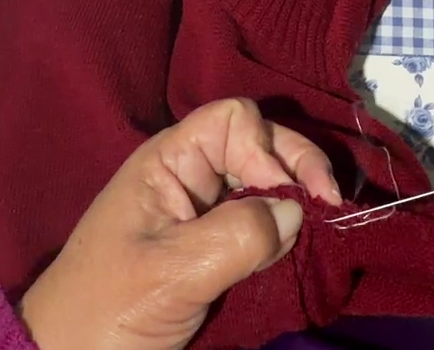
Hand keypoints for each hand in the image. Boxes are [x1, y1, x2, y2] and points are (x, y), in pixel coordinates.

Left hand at [19, 98, 341, 349]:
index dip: (267, 148)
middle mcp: (192, 176)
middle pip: (259, 143)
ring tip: (322, 228)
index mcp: (170, 161)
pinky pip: (260, 221)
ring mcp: (204, 212)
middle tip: (328, 207)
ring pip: (265, 182)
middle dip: (297, 167)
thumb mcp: (168, 274)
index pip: (234, 120)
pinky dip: (287, 229)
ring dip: (296, 199)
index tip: (285, 196)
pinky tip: (303, 246)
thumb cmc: (105, 312)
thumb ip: (235, 237)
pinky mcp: (213, 248)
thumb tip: (296, 210)